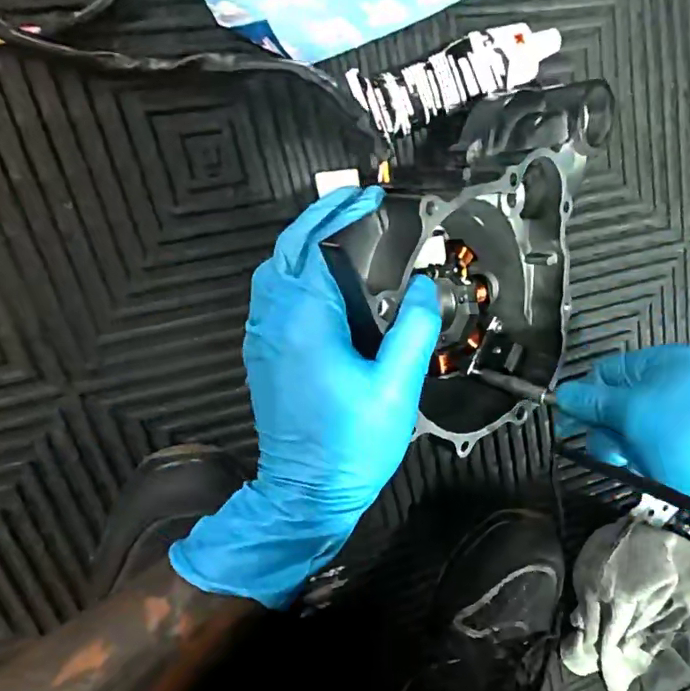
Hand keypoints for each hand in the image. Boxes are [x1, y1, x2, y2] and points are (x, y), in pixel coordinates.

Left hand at [170, 186, 441, 606]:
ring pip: (276, 273)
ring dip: (306, 248)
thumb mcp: (397, 387)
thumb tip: (425, 288)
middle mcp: (274, 323)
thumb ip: (415, 330)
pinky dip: (298, 276)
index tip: (366, 197)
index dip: (338, 214)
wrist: (307, 493)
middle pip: (286, 250)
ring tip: (346, 240)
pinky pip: (275, 300)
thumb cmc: (352, 444)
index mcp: (305, 322)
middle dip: (318, 222)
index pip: (313, 245)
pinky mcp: (267, 358)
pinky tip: (329, 288)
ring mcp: (264, 341)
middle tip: (357, 209)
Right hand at [555, 345, 689, 579]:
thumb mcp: (636, 411)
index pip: (606, 372)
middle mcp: (672, 387)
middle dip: (608, 430)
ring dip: (626, 452)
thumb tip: (564, 394)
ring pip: (633, 435)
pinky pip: (653, 455)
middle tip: (615, 451)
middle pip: (617, 406)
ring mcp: (683, 420)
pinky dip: (646, 465)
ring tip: (640, 466)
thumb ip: (596, 401)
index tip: (567, 423)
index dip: (584, 397)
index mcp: (662, 363)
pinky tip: (654, 475)